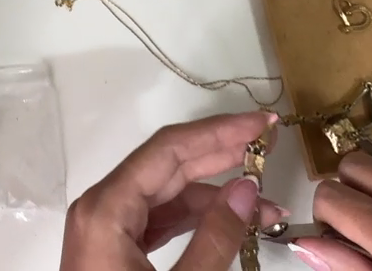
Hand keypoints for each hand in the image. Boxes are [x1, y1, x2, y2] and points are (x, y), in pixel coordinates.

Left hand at [61, 111, 288, 269]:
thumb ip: (214, 239)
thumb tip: (248, 188)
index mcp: (107, 205)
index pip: (169, 150)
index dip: (218, 132)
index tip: (262, 124)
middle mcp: (103, 204)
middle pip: (168, 164)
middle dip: (221, 152)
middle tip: (269, 142)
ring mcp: (107, 225)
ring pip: (167, 192)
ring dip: (216, 192)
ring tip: (268, 202)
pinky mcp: (116, 247)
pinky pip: (160, 218)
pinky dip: (197, 217)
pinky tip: (233, 221)